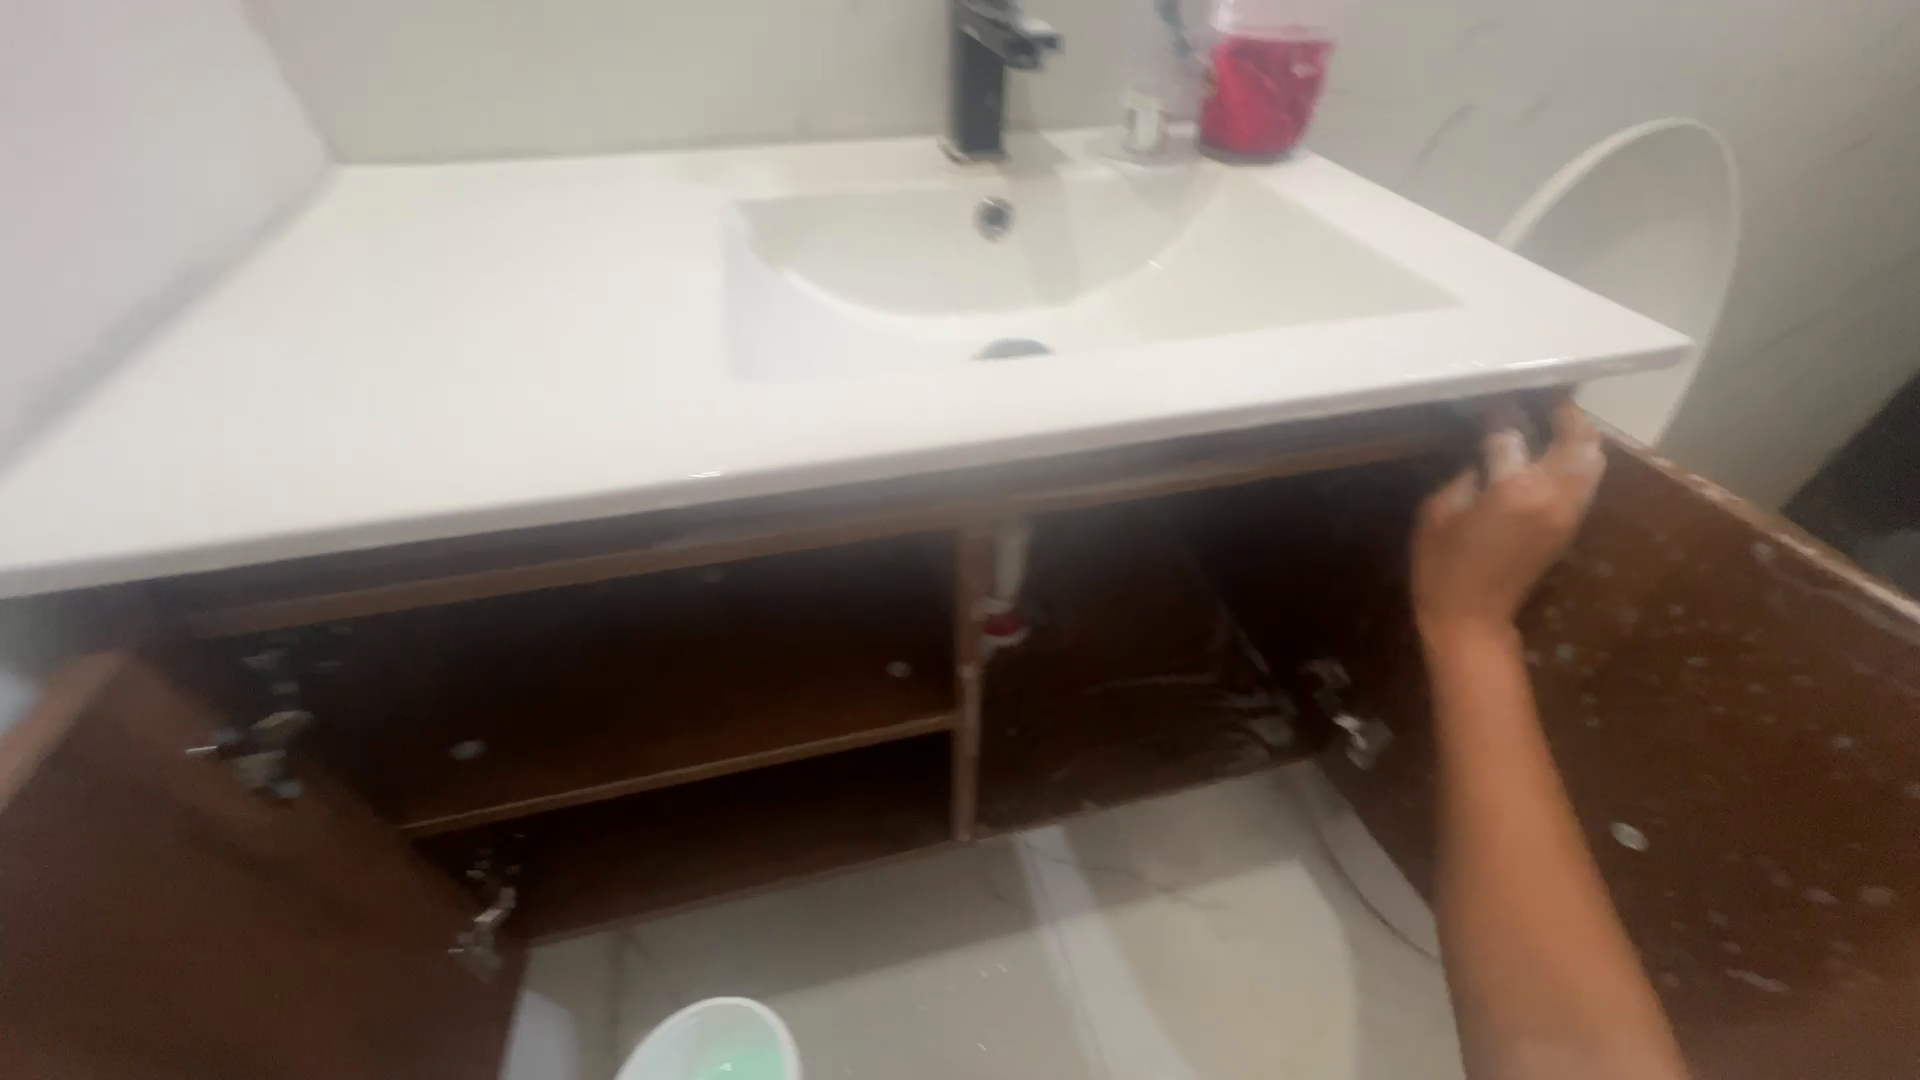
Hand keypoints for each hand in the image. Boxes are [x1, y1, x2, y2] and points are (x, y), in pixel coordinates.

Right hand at [1412, 397, 1605, 644]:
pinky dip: (1576, 459)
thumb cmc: (1440, 566)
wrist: (1471, 616)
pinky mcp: (1570, 525)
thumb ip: (1467, 477)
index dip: (1501, 414)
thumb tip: (1486, 460)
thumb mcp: (1437, 513)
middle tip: (1545, 397)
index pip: (1513, 435)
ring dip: (1577, 436)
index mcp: (1514, 489)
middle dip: (1565, 414)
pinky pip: (1585, 480)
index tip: (1490, 398)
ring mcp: (1568, 511)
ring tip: (1554, 421)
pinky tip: (1552, 455)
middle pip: (1578, 440)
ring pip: (1592, 460)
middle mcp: (1554, 494)